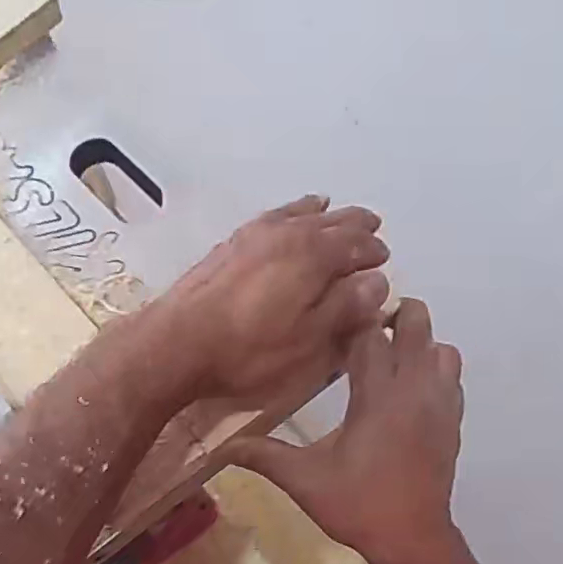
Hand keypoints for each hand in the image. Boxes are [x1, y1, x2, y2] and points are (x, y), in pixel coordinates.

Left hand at [146, 195, 390, 402]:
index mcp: (313, 255)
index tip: (385, 262)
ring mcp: (257, 233)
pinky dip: (295, 212)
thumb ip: (345, 307)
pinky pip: (276, 216)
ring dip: (328, 216)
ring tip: (339, 215)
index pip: (356, 245)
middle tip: (373, 232)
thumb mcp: (308, 340)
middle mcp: (288, 232)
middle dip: (357, 227)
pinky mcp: (233, 243)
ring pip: (303, 214)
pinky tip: (294, 215)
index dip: (373, 254)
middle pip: (333, 222)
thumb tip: (378, 282)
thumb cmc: (250, 351)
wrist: (177, 344)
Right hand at [221, 299, 465, 563]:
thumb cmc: (357, 506)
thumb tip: (223, 446)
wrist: (411, 539)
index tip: (333, 329)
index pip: (370, 333)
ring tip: (391, 363)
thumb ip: (264, 455)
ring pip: (443, 349)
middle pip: (418, 323)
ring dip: (420, 345)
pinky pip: (453, 379)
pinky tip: (409, 395)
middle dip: (394, 317)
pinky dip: (435, 373)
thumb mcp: (304, 480)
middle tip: (366, 335)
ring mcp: (441, 405)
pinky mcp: (454, 423)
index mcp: (377, 396)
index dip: (351, 323)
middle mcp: (415, 389)